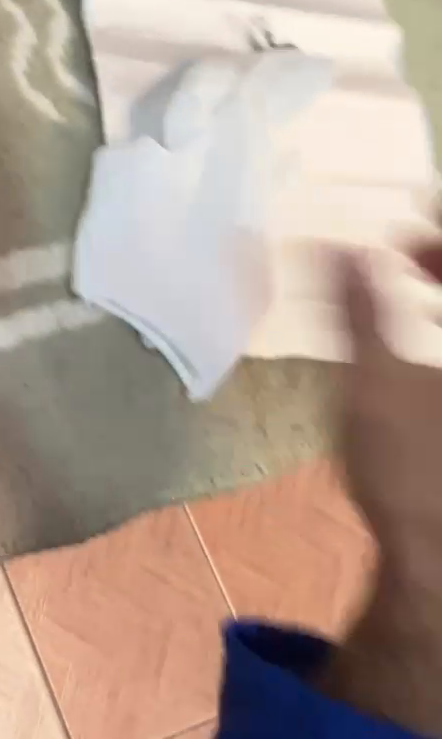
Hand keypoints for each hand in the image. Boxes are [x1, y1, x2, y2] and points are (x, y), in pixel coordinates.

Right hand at [318, 247, 441, 731]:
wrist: (439, 547)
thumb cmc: (410, 463)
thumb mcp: (371, 379)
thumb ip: (356, 309)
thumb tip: (329, 243)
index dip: (439, 236)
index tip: (407, 212)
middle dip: (441, 259)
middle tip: (400, 244)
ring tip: (409, 270)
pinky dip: (439, 318)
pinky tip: (422, 319)